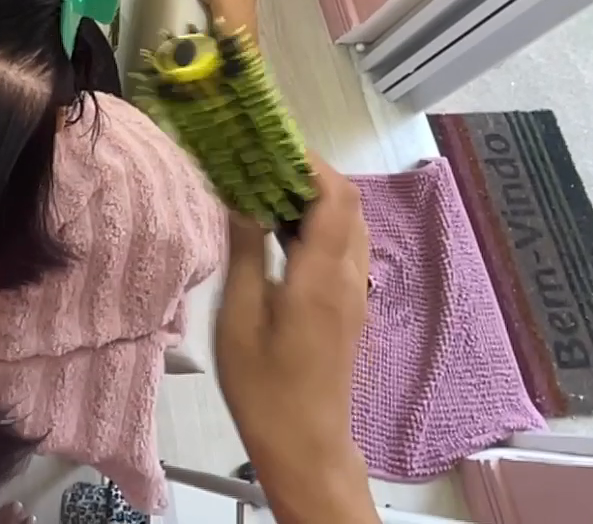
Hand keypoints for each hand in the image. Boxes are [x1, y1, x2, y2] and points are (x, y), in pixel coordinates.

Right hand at [214, 154, 376, 523]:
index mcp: (321, 276)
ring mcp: (352, 293)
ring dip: (312, 196)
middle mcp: (347, 278)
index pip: (336, 197)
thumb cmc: (264, 386)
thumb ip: (245, 249)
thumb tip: (240, 197)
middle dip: (307, 172)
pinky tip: (275, 228)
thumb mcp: (240, 315)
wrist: (305, 448)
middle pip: (347, 203)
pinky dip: (315, 222)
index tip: (268, 144)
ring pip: (347, 223)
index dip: (309, 161)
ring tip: (262, 188)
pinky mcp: (346, 305)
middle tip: (258, 162)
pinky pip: (341, 246)